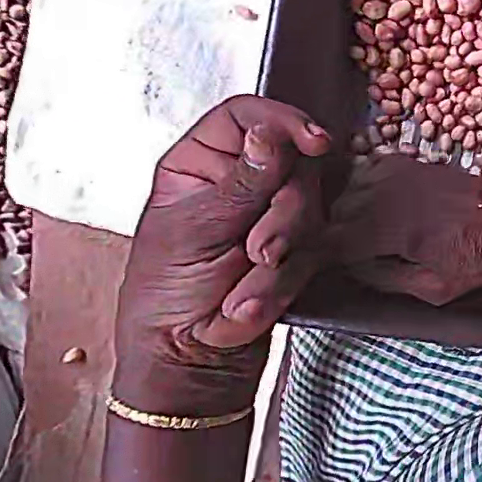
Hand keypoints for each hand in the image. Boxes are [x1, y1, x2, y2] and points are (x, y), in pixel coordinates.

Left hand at [114, 96, 330, 414]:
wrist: (187, 364)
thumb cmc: (165, 296)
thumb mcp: (194, 234)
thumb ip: (242, 184)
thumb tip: (272, 134)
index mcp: (201, 164)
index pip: (247, 117)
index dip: (284, 121)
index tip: (316, 142)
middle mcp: (242, 183)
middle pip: (294, 165)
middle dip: (283, 214)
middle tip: (260, 252)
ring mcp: (273, 215)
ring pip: (311, 209)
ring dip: (284, 255)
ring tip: (242, 295)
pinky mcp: (298, 249)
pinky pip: (315, 250)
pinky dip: (283, 283)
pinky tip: (248, 305)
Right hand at [327, 154, 481, 305]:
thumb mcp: (435, 288)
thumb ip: (386, 279)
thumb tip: (350, 268)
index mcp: (396, 230)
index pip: (333, 240)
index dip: (316, 255)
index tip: (311, 265)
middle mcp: (394, 194)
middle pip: (336, 210)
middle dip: (328, 232)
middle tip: (331, 251)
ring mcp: (404, 173)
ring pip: (349, 187)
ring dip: (343, 208)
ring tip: (349, 231)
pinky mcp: (415, 163)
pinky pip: (371, 169)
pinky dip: (363, 186)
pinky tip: (372, 205)